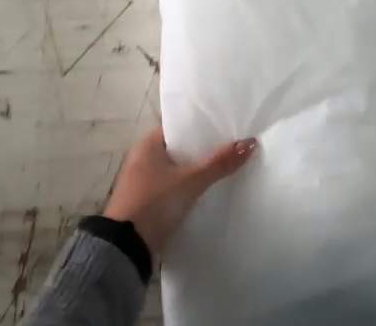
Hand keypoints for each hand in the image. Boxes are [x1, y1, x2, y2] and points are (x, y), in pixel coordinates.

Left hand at [104, 127, 256, 255]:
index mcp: (148, 145)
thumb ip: (219, 163)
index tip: (226, 126)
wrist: (125, 250)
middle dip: (203, 150)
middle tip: (232, 146)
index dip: (202, 125)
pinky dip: (188, 188)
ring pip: (177, 170)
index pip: (179, 126)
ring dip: (196, 171)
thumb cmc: (154, 204)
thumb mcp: (190, 182)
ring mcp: (143, 183)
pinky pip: (173, 188)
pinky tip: (208, 192)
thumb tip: (250, 142)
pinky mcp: (146, 204)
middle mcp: (142, 159)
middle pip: (180, 149)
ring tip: (226, 167)